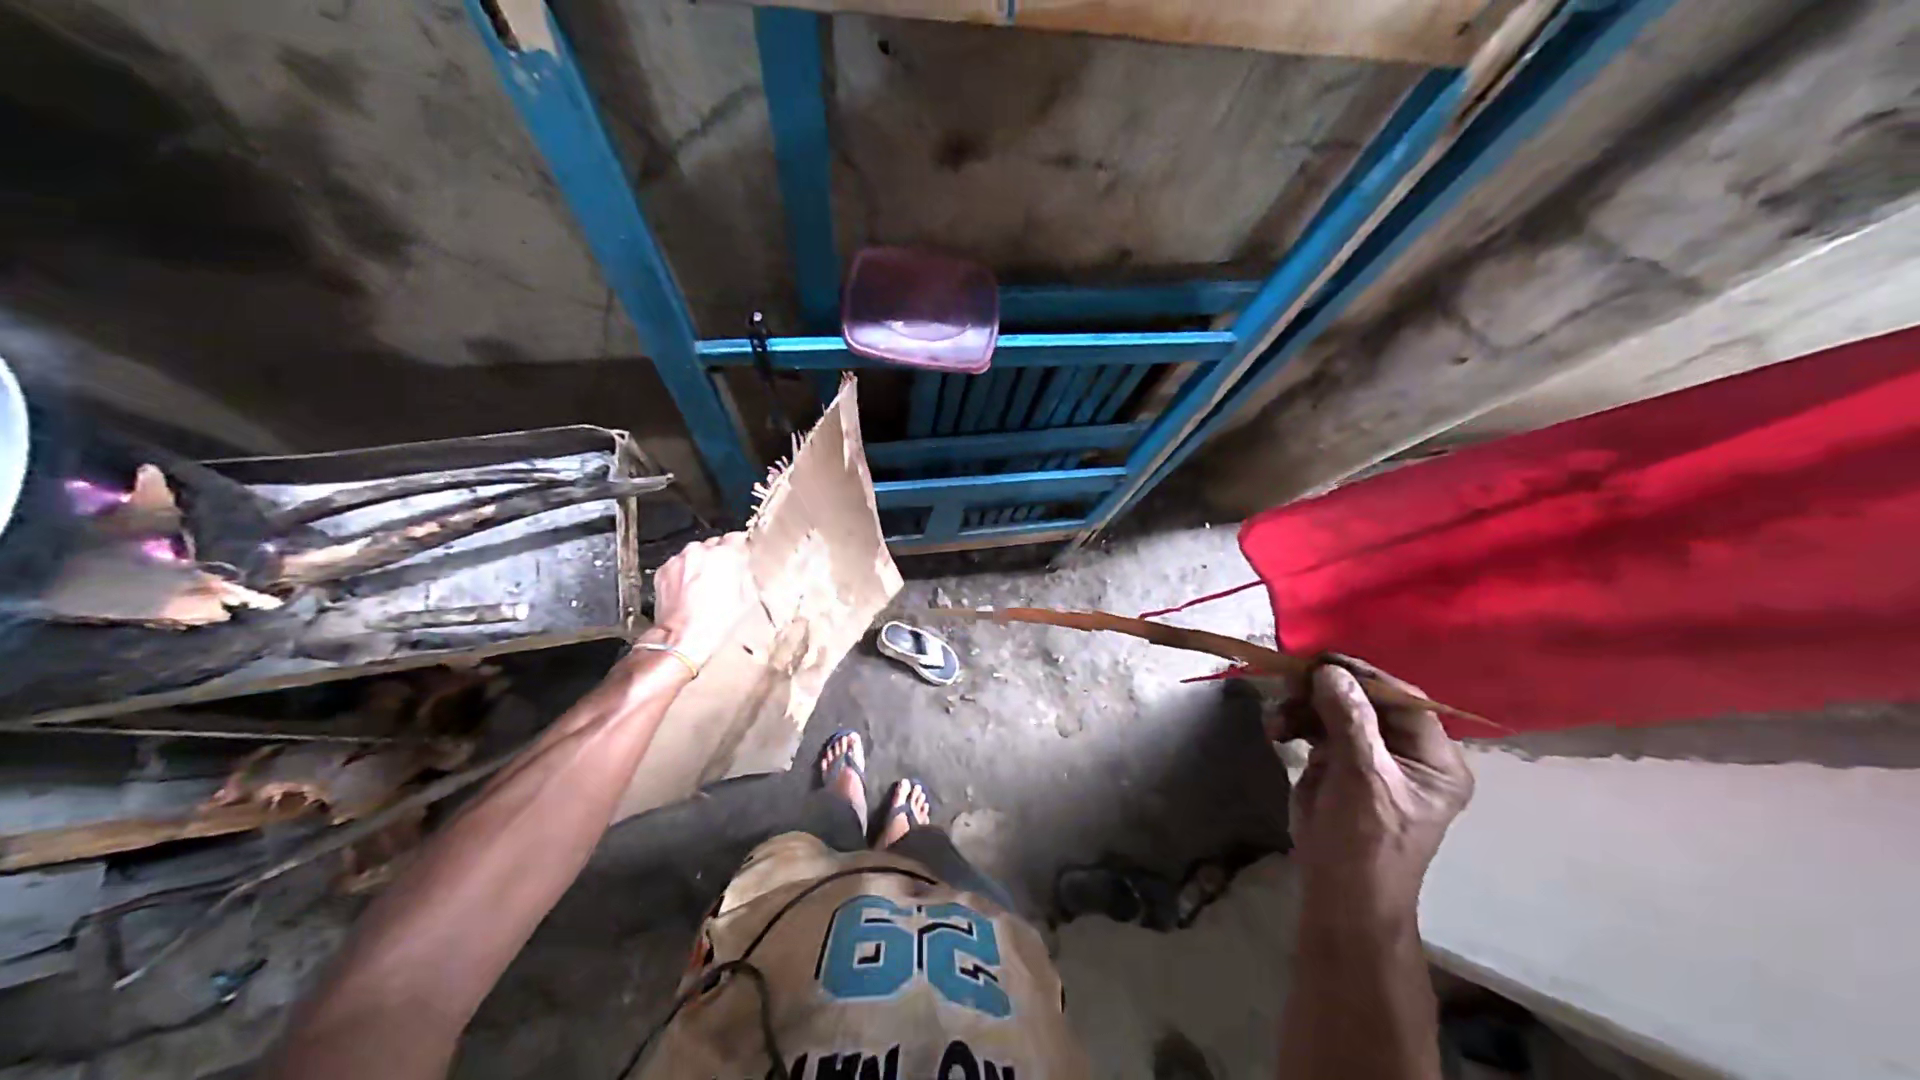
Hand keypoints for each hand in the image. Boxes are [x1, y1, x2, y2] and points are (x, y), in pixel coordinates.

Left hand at [647, 532, 753, 667]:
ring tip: (703, 585)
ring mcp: (680, 559)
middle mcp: (701, 550)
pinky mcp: (664, 570)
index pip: (737, 537)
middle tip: (723, 575)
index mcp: (726, 554)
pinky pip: (678, 565)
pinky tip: (688, 591)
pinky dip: (683, 573)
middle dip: (719, 556)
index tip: (741, 554)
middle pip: (714, 544)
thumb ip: (746, 575)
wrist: (683, 638)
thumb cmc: (717, 622)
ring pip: (694, 553)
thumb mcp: (747, 599)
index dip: (740, 547)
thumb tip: (745, 568)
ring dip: (700, 563)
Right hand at [1285, 659, 1472, 930]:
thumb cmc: (1366, 841)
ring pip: (1334, 710)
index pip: (1404, 700)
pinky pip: (1316, 727)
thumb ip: (1349, 721)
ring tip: (1277, 719)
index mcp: (1434, 758)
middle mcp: (1405, 751)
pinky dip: (1294, 723)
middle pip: (1364, 700)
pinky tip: (1276, 731)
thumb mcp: (1363, 779)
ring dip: (1302, 707)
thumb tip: (1329, 670)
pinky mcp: (1337, 762)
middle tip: (1289, 683)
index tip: (1323, 660)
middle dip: (1324, 691)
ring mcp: (1368, 756)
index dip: (1364, 676)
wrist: (1338, 890)